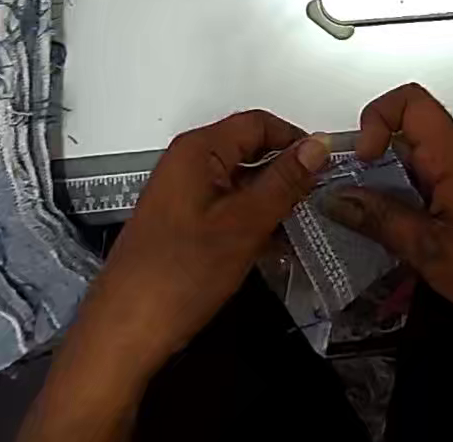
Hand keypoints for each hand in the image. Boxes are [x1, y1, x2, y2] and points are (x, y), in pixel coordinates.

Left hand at [20, 111, 328, 441]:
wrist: (126, 329)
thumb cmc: (182, 272)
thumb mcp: (244, 225)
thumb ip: (284, 182)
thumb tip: (317, 145)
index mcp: (199, 148)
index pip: (258, 123)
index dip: (295, 140)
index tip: (326, 168)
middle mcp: (188, 159)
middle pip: (248, 148)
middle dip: (284, 173)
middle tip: (317, 202)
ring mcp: (183, 189)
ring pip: (239, 179)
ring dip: (269, 200)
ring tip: (300, 229)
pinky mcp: (182, 217)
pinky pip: (225, 203)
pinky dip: (250, 218)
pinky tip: (272, 247)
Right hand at [321, 82, 452, 358]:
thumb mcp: (433, 254)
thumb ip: (381, 220)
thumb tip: (336, 199)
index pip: (409, 100)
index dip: (376, 117)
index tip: (365, 159)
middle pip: (407, 128)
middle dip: (376, 159)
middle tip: (361, 197)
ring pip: (417, 154)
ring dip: (392, 180)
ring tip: (382, 221)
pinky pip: (433, 174)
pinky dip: (411, 193)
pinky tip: (409, 231)